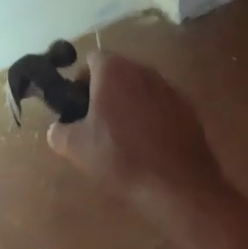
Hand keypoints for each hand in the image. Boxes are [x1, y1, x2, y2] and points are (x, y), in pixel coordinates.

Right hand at [47, 51, 223, 207]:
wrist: (180, 188)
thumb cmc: (122, 158)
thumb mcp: (76, 148)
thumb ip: (59, 131)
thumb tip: (57, 129)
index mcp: (113, 70)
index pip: (91, 60)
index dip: (81, 80)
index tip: (80, 105)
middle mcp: (142, 70)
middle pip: (118, 72)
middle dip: (107, 91)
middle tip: (99, 121)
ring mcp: (170, 90)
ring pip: (142, 89)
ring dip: (132, 104)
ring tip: (127, 136)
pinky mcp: (190, 112)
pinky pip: (163, 107)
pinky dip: (155, 119)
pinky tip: (152, 147)